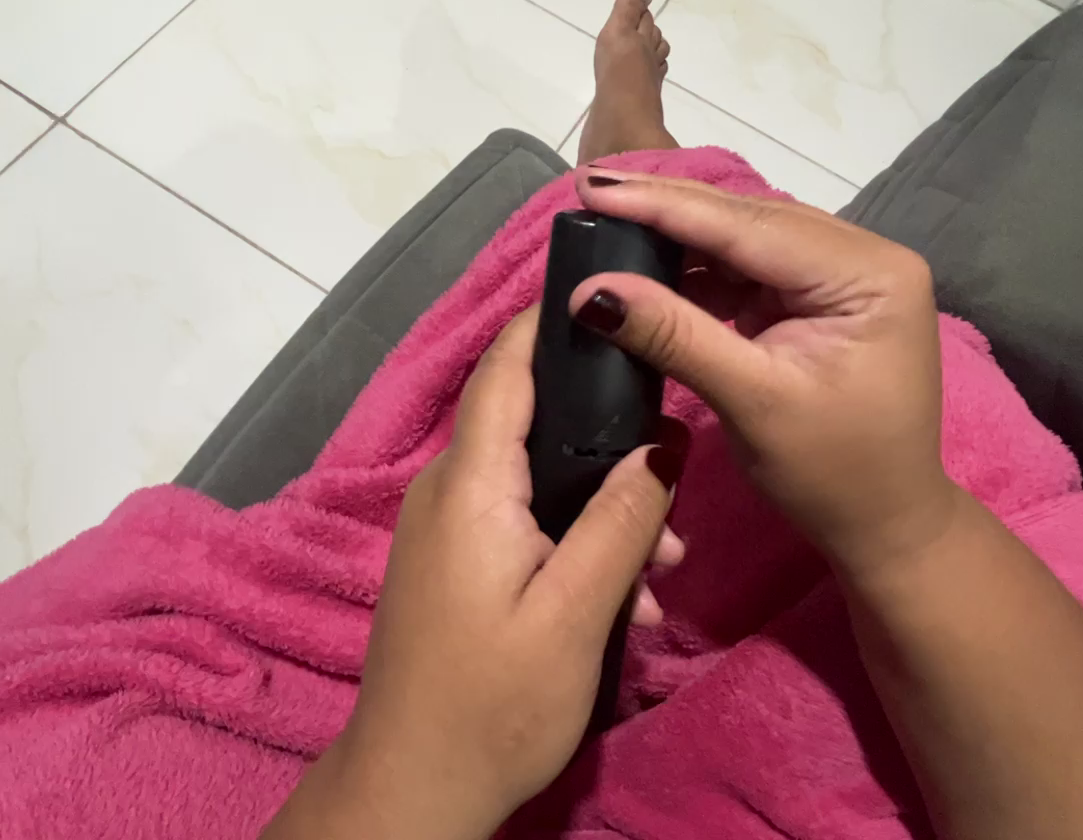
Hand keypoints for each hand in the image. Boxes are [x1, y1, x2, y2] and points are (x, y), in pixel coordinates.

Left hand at [263, 307, 685, 839]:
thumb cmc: (494, 701)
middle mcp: (448, 486)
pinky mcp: (453, 554)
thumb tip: (666, 442)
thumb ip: (621, 519)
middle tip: (669, 477)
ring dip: (597, 505)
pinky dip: (569, 535)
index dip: (543, 324)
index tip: (598, 296)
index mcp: (470, 483)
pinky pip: (518, 515)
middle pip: (527, 420)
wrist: (412, 786)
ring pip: (532, 476)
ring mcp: (446, 521)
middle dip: (602, 438)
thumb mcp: (576, 612)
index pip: (503, 371)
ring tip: (657, 564)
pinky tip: (619, 592)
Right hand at [570, 168, 957, 577]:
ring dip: (674, 236)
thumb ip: (673, 335)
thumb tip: (589, 291)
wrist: (882, 522)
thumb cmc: (833, 472)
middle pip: (745, 220)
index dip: (664, 207)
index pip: (749, 226)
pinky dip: (692, 271)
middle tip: (591, 188)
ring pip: (739, 239)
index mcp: (867, 275)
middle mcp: (858, 258)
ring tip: (608, 221)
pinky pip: (742, 269)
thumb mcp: (752, 401)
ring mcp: (836, 275)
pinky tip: (647, 265)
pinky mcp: (812, 297)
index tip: (595, 188)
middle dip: (665, 207)